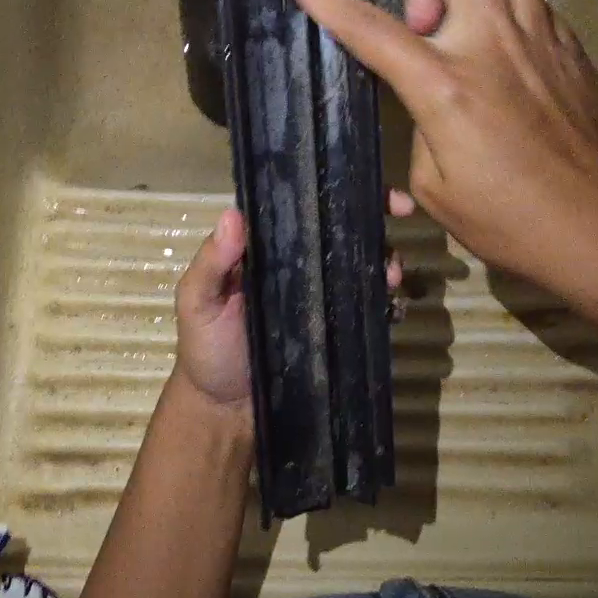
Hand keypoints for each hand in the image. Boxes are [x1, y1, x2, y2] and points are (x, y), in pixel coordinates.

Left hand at [173, 205, 409, 416]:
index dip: (335, 191)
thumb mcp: (197, 303)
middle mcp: (295, 265)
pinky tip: (393, 304)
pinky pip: (365, 307)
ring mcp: (318, 296)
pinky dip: (384, 301)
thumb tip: (234, 214)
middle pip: (340, 231)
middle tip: (400, 219)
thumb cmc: (206, 350)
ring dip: (382, 261)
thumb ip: (211, 264)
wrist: (225, 410)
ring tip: (390, 274)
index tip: (367, 187)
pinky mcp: (334, 328)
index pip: (301, 208)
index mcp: (264, 249)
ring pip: (358, 266)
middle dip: (374, 221)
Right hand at [283, 0, 597, 332]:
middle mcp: (496, 48)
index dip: (329, 0)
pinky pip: (535, 3)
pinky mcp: (575, 52)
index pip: (375, 32)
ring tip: (465, 39)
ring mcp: (544, 43)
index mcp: (448, 90)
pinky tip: (504, 63)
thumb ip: (422, 131)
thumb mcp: (438, 192)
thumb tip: (431, 104)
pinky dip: (507, 15)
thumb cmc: (511, 225)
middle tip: (426, 32)